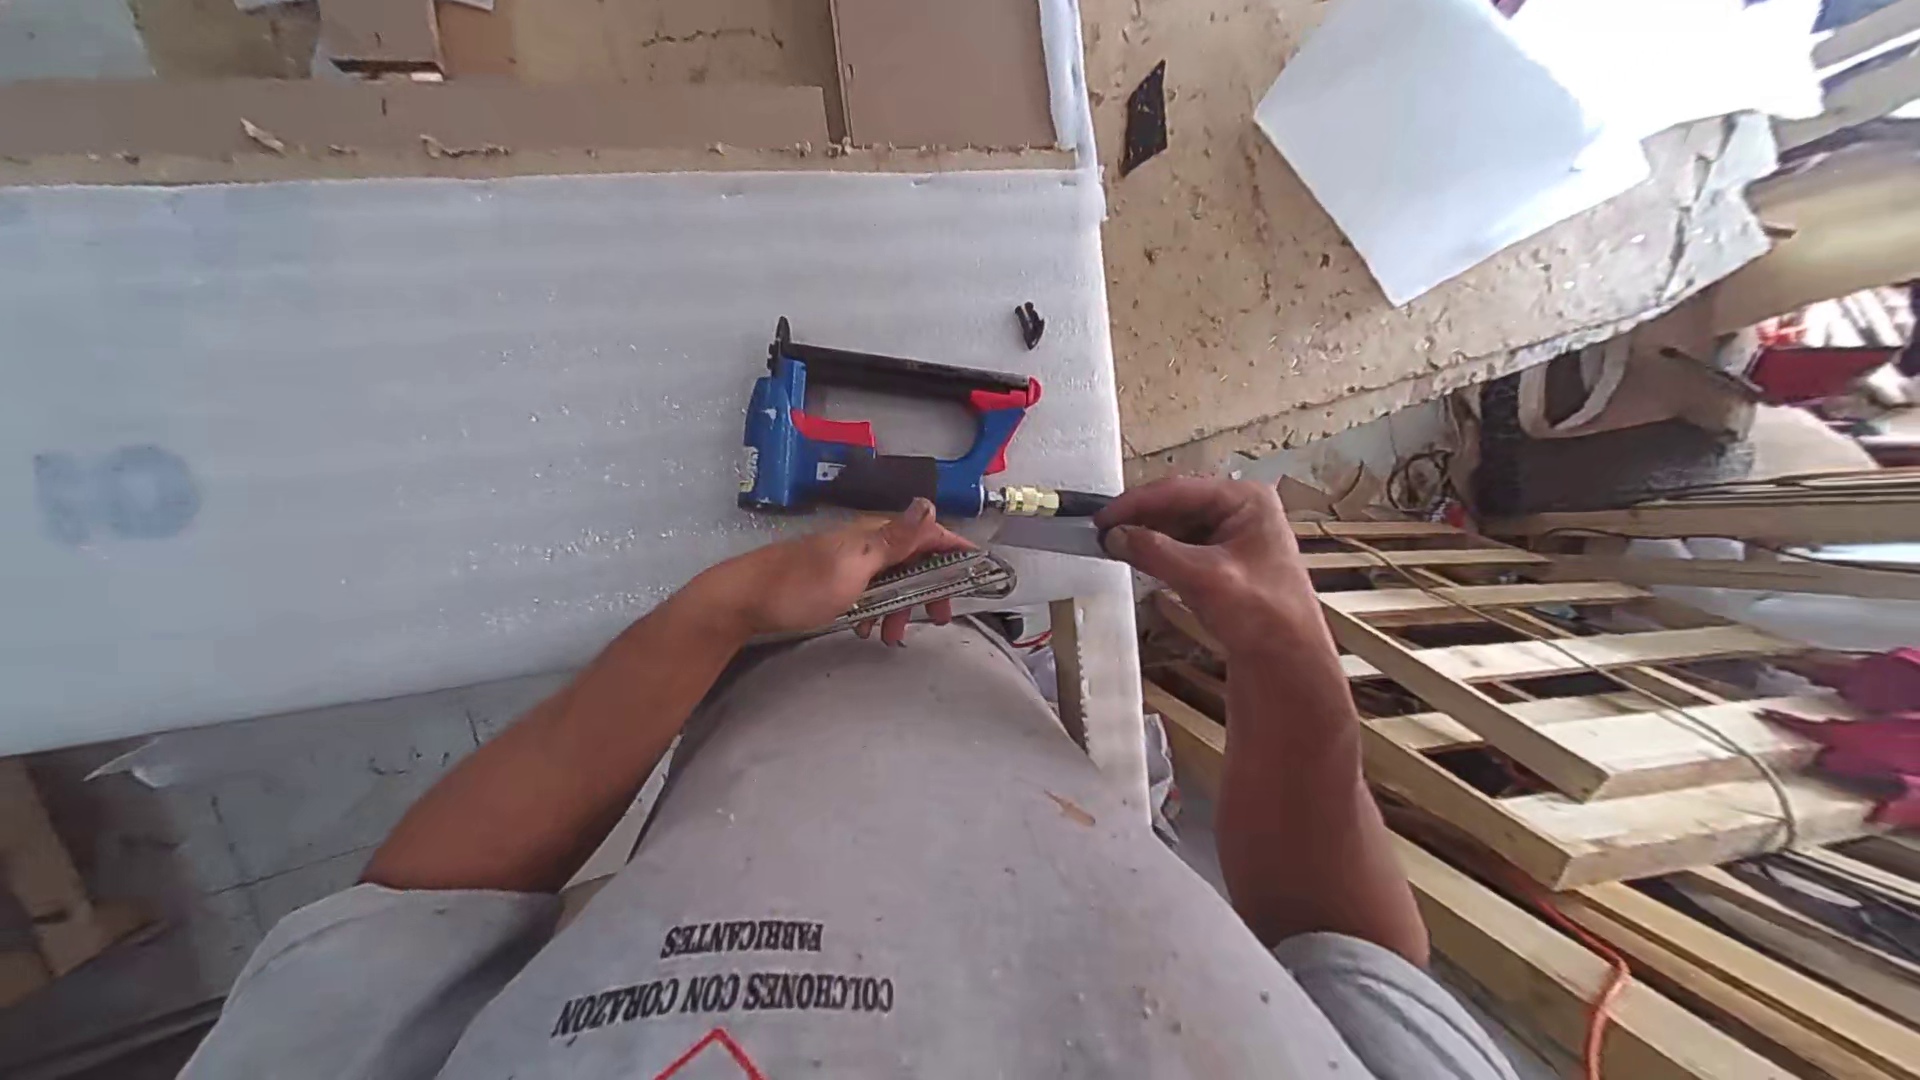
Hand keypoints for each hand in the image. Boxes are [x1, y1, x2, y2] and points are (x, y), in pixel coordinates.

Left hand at [684, 498, 972, 645]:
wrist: (743, 601)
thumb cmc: (800, 586)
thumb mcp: (854, 565)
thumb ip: (895, 539)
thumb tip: (927, 503)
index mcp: (876, 535)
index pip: (929, 534)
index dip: (957, 549)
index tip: (980, 570)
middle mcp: (867, 543)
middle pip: (915, 560)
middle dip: (931, 589)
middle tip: (938, 618)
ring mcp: (850, 562)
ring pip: (894, 581)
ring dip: (901, 607)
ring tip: (892, 636)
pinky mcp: (835, 580)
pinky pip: (871, 593)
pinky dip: (877, 611)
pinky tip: (868, 630)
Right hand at [1095, 477, 1318, 654]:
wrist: (1286, 662)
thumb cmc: (1263, 614)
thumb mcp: (1205, 577)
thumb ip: (1155, 552)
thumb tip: (1113, 536)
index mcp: (1246, 500)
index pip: (1178, 490)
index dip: (1135, 503)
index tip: (1102, 518)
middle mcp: (1238, 509)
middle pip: (1174, 504)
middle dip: (1138, 518)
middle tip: (1102, 532)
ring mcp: (1228, 534)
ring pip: (1173, 524)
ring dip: (1143, 534)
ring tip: (1113, 544)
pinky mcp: (1218, 558)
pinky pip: (1177, 544)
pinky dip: (1154, 550)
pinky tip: (1134, 556)